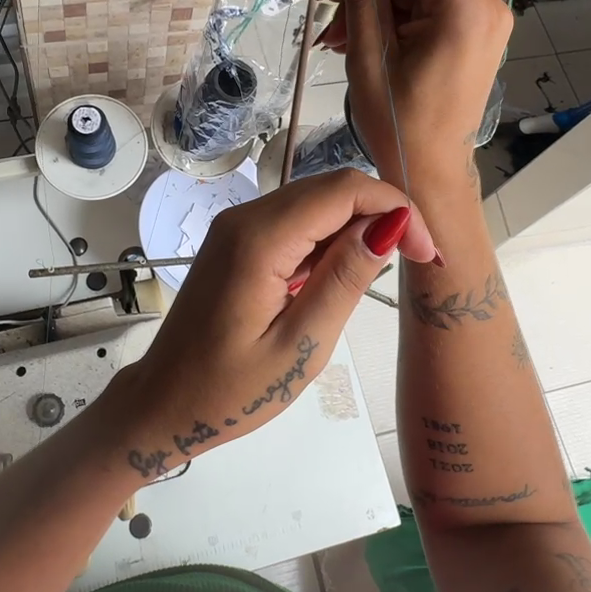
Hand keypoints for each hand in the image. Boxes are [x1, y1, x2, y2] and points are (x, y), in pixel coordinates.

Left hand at [101, 170, 436, 479]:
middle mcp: (245, 218)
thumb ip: (345, 279)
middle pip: (330, 188)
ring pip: (314, 201)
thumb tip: (389, 224)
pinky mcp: (236, 242)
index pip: (344, 190)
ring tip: (382, 271)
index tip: (427, 253)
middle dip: (382, 212)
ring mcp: (236, 227)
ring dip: (356, 225)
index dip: (396, 208)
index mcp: (259, 240)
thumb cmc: (230, 391)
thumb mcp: (301, 346)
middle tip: (417, 261)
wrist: (162, 404)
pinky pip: (293, 223)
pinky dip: (327, 238)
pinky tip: (339, 276)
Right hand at [320, 0, 512, 188]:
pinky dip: (390, 11)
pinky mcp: (468, 33)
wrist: (428, 173)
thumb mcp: (369, 55)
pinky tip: (355, 33)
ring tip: (335, 28)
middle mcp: (483, 7)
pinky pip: (425, 3)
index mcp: (465, 10)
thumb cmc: (399, 126)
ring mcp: (479, 21)